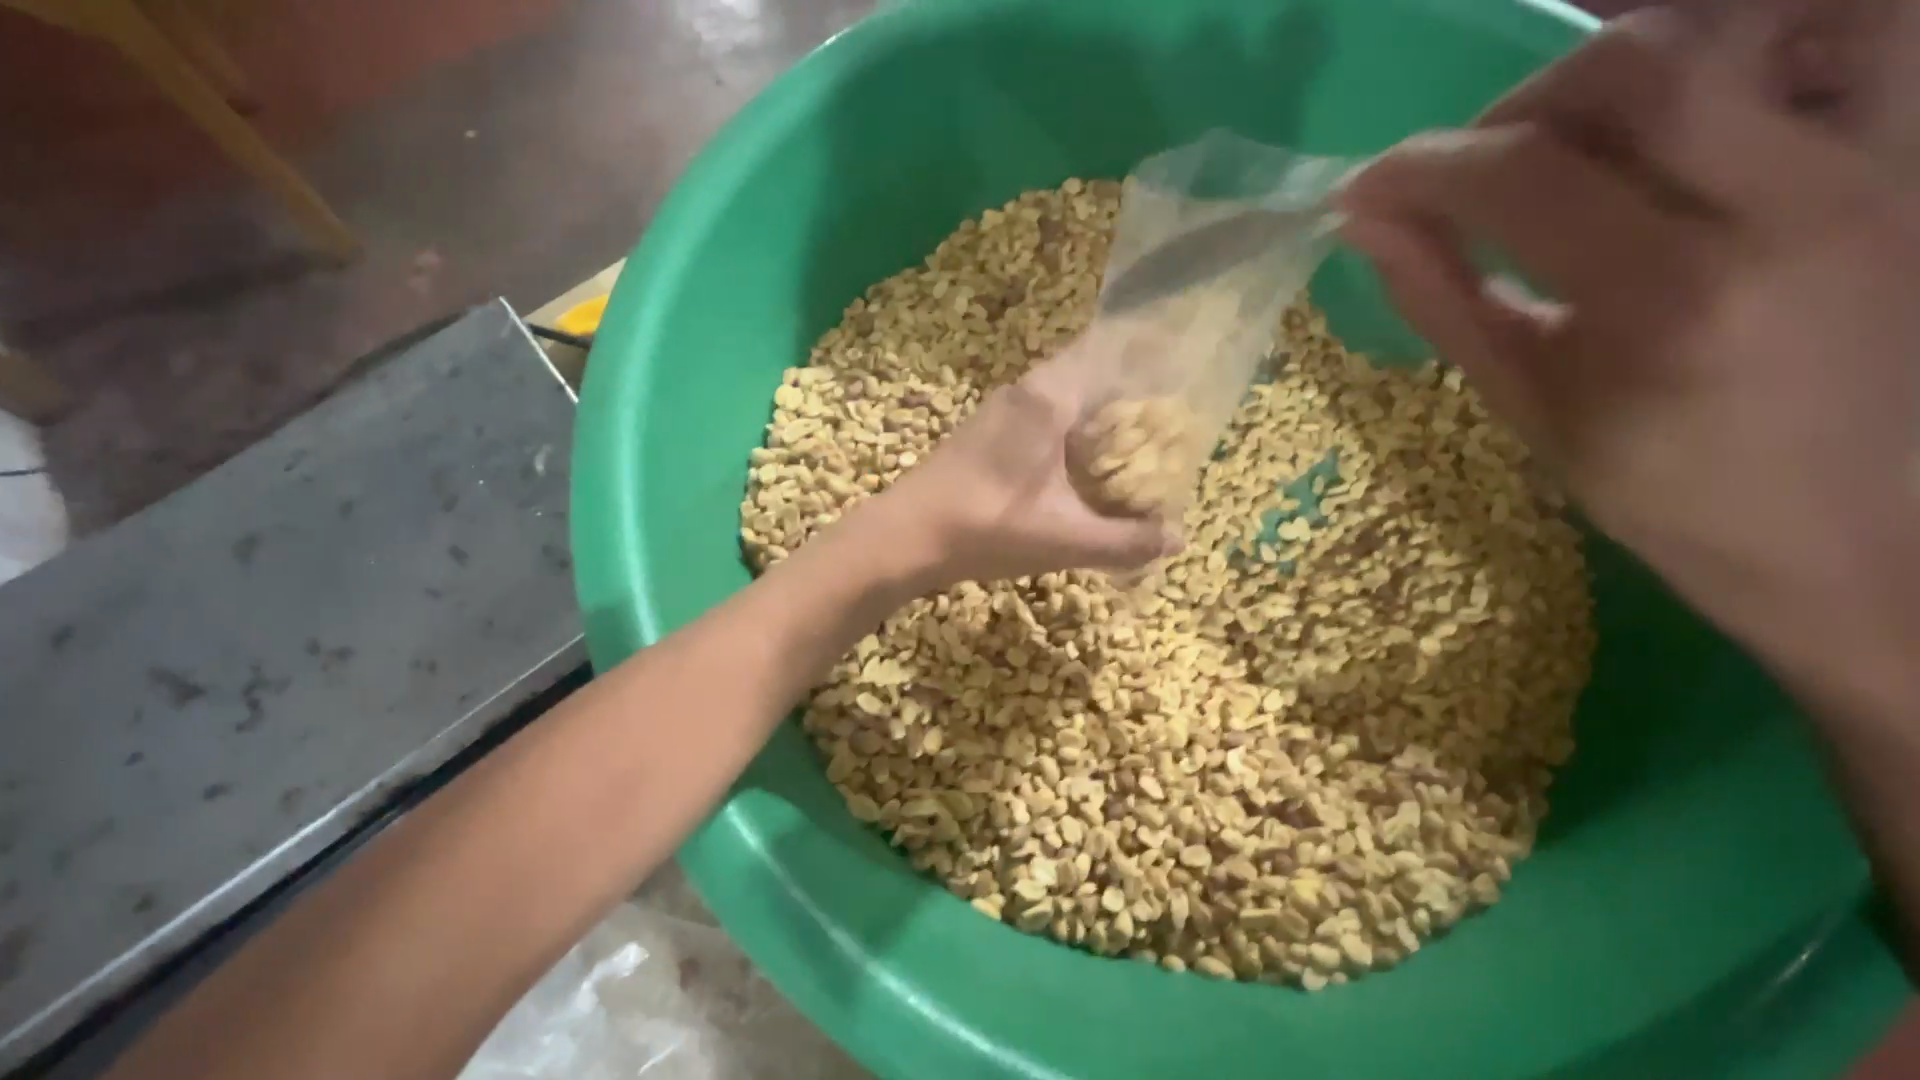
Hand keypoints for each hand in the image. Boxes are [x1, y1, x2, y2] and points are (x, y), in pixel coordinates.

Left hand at [867, 339, 1180, 589]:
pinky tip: (1082, 463)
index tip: (1185, 358)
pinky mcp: (986, 431)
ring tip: (1135, 437)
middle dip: (1131, 387)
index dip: (1150, 350)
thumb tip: (1178, 538)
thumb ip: (1126, 540)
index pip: (1110, 349)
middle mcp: (1026, 390)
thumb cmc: (986, 528)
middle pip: (1091, 369)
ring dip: (1098, 410)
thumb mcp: (1064, 539)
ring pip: (1064, 393)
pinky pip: (1043, 414)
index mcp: (1049, 398)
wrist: (903, 537)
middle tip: (1170, 413)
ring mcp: (1001, 409)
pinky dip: (1072, 428)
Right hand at [1337, 15, 1919, 717]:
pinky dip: (1754, 41)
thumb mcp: (1532, 409)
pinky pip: (1857, 37)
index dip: (1421, 168)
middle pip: (1630, 67)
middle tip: (1471, 173)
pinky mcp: (1911, 161)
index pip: (1520, 175)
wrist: (1864, 541)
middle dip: (1511, 110)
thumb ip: (1444, 300)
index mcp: (1667, 304)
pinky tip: (1685, 109)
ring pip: (1734, 29)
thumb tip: (1365, 223)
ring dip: (1613, 73)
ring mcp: (1870, 172)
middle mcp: (1784, 211)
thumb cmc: (1672, 498)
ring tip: (1570, 141)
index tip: (1365, 190)